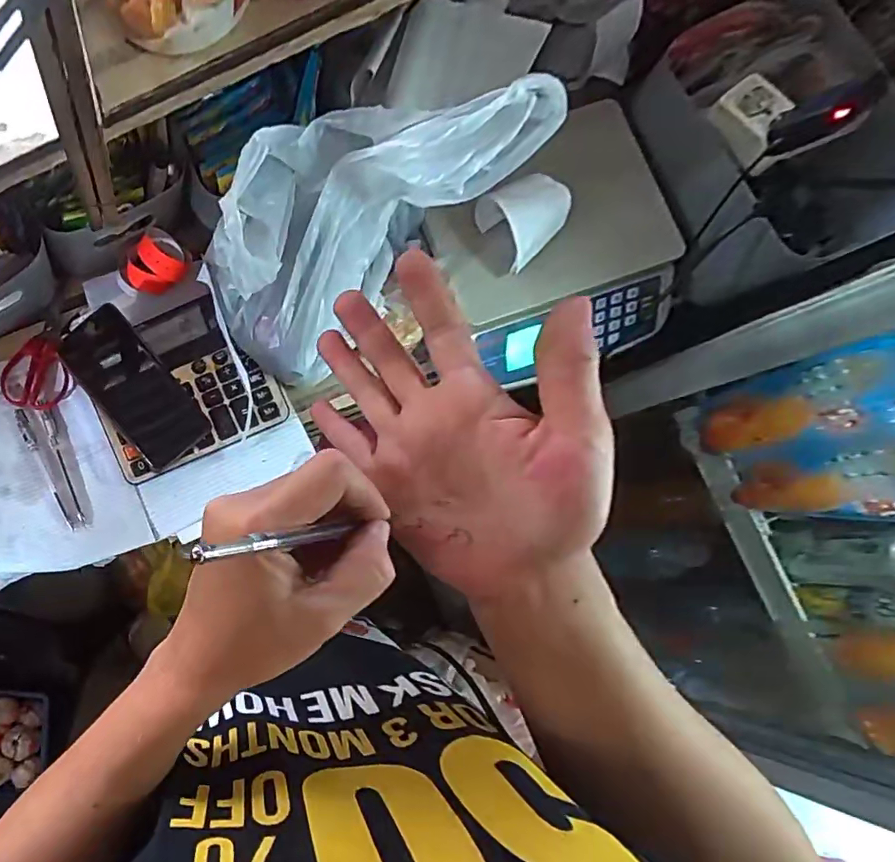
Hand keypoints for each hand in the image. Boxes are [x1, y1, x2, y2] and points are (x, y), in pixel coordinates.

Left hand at [151, 450, 394, 702]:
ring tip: (325, 567)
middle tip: (351, 559)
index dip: (365, 495)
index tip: (372, 535)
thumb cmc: (255, 646)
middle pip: (315, 477)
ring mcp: (229, 504)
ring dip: (326, 521)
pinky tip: (304, 563)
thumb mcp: (324, 618)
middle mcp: (238, 500)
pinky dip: (306, 524)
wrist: (198, 660)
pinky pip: (284, 501)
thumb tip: (379, 530)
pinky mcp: (228, 514)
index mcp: (256, 520)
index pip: (330, 470)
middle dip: (346, 512)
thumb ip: (365, 570)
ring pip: (302, 488)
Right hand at [310, 248, 612, 601]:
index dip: (427, 297)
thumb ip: (566, 375)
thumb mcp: (578, 437)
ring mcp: (403, 451)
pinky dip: (333, 429)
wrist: (526, 569)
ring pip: (367, 397)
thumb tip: (575, 304)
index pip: (445, 334)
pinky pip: (352, 450)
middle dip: (370, 328)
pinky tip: (317, 407)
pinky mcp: (385, 485)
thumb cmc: (561, 508)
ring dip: (346, 368)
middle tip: (346, 297)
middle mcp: (430, 417)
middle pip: (393, 361)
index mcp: (472, 399)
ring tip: (325, 338)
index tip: (409, 260)